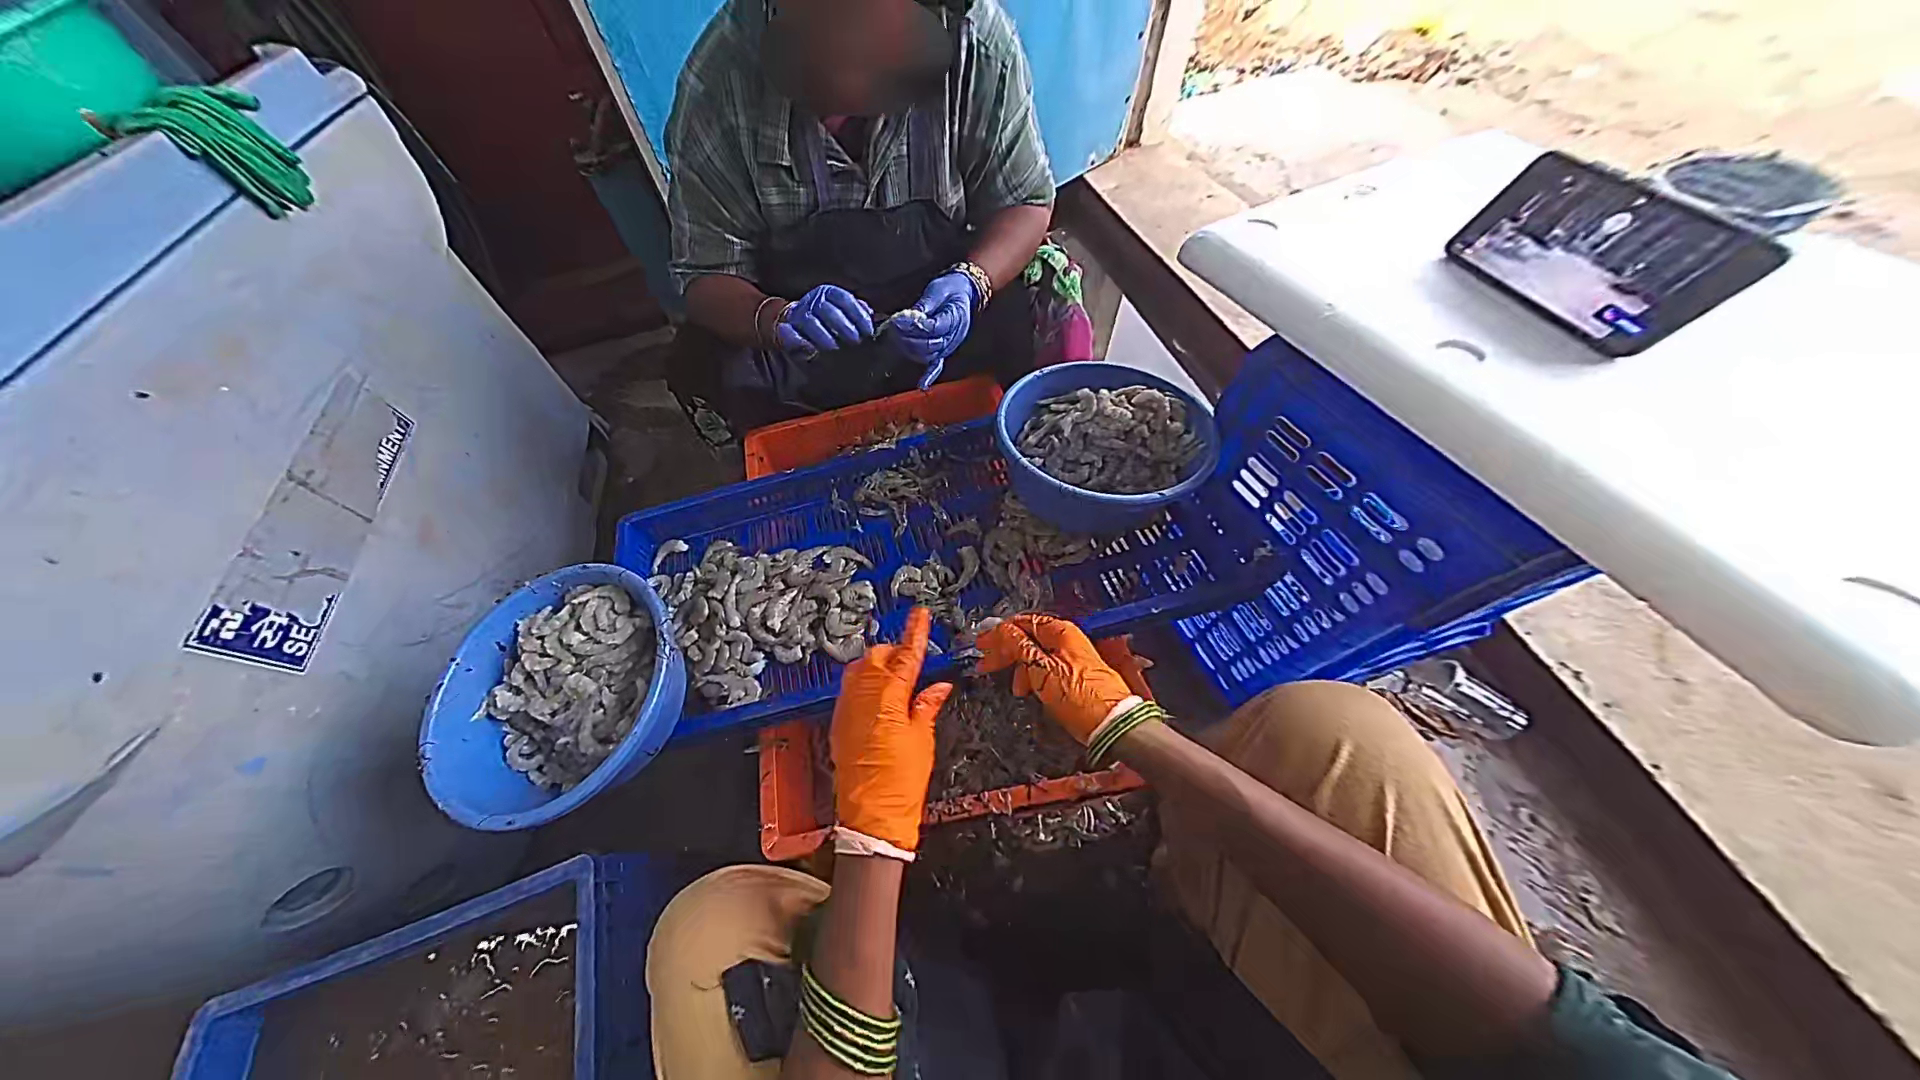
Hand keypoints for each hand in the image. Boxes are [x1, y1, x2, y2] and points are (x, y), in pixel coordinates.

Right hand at [777, 284, 874, 356]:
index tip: (868, 331)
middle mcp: (813, 301)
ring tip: (833, 347)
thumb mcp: (844, 315)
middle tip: (855, 341)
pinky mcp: (785, 330)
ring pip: (810, 321)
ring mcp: (798, 314)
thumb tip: (871, 313)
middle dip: (843, 325)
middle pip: (827, 309)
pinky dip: (798, 340)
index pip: (844, 299)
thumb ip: (857, 313)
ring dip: (822, 334)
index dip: (858, 314)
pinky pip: (789, 333)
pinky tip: (810, 350)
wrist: (795, 328)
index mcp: (828, 293)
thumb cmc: (828, 324)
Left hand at [831, 607, 952, 853]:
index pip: (905, 655)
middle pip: (877, 656)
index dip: (914, 632)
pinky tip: (880, 695)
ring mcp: (847, 709)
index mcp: (889, 698)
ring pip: (860, 669)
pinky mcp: (839, 722)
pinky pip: (850, 689)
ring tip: (898, 676)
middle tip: (915, 658)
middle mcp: (862, 698)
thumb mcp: (923, 739)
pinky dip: (866, 683)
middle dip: (896, 651)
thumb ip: (927, 705)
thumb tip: (938, 686)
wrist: (872, 818)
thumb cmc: (900, 784)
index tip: (919, 615)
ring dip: (879, 665)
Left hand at [888, 270, 979, 388]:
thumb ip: (926, 304)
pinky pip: (937, 365)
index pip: (932, 328)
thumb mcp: (938, 290)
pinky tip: (922, 385)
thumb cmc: (950, 289)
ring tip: (896, 336)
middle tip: (893, 326)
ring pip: (927, 354)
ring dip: (910, 348)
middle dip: (908, 337)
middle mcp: (953, 337)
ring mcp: (948, 346)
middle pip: (928, 344)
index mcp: (954, 319)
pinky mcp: (944, 350)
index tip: (898, 319)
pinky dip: (929, 375)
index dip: (914, 325)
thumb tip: (910, 316)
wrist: (965, 292)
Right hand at [976, 614, 1136, 743]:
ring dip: (1019, 666)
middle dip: (1006, 650)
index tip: (982, 644)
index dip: (998, 634)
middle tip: (987, 661)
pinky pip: (1048, 668)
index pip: (1022, 624)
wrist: (1114, 725)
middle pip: (1029, 638)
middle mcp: (1069, 640)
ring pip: (1037, 654)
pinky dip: (1033, 676)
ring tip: (1014, 685)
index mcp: (1060, 632)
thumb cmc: (1084, 700)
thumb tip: (1003, 632)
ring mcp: (1074, 658)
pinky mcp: (1078, 675)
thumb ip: (1020, 649)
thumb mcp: (1042, 672)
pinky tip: (1029, 688)